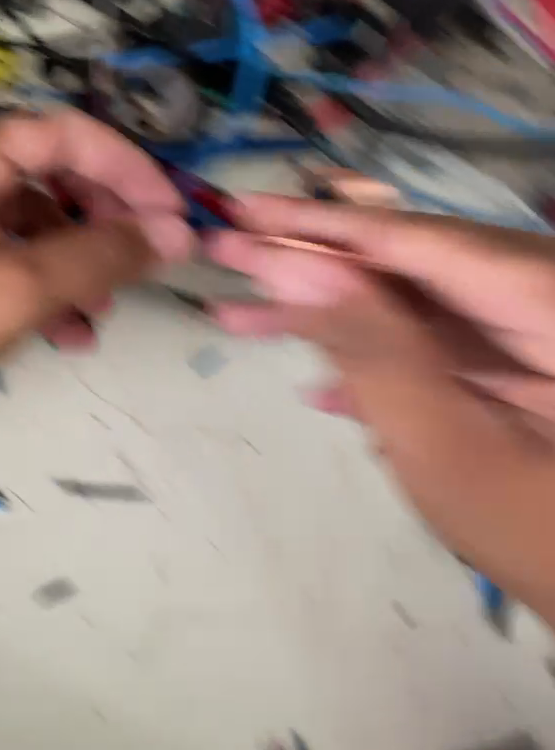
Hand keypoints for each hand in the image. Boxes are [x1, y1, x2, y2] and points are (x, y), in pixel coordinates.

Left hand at [0, 110, 194, 403]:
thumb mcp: (17, 288)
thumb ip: (98, 256)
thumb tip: (173, 232)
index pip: (57, 133)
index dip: (122, 164)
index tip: (166, 212)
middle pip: (49, 174)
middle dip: (102, 219)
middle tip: (141, 262)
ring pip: (34, 220)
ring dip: (77, 261)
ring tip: (100, 313)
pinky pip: (8, 251)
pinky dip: (42, 282)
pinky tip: (67, 333)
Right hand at [208, 196, 554, 617]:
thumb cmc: (543, 539)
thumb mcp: (442, 444)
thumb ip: (372, 346)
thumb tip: (294, 267)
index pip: (442, 248)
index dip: (335, 226)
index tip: (246, 209)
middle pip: (431, 265)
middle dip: (319, 262)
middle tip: (226, 249)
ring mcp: (550, 343)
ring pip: (428, 302)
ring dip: (330, 311)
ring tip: (236, 317)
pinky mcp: (539, 373)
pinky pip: (449, 341)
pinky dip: (378, 353)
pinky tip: (319, 384)